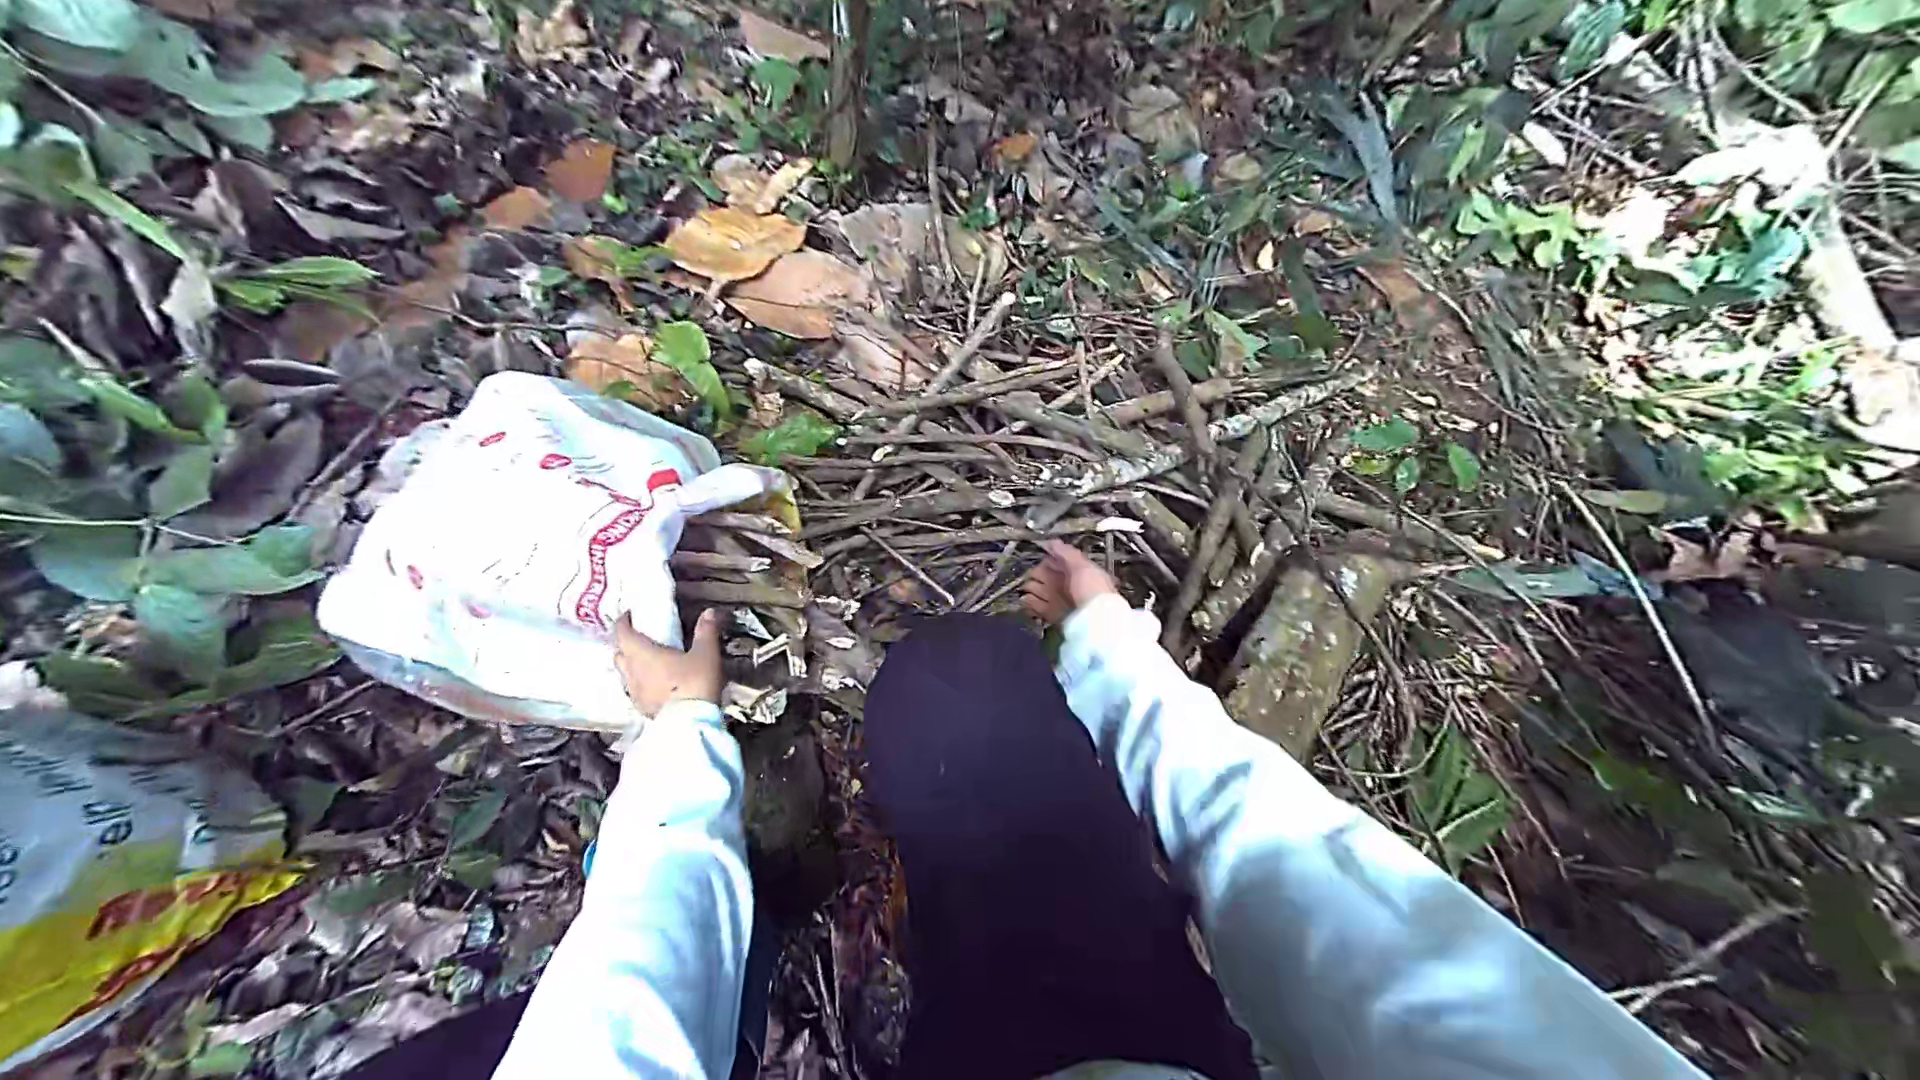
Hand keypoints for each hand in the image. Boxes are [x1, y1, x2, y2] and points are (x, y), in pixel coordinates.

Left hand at [615, 608, 723, 715]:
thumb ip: (705, 631)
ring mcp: (634, 692)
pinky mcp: (641, 708)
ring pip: (625, 672)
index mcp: (642, 654)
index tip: (631, 615)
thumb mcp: (705, 653)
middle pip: (619, 653)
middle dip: (626, 643)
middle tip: (641, 637)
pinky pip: (634, 689)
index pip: (622, 633)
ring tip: (649, 660)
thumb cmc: (695, 682)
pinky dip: (640, 682)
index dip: (623, 621)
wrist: (691, 723)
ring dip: (632, 664)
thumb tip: (709, 611)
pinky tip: (655, 683)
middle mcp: (632, 671)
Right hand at [1022, 540, 1118, 624]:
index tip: (1043, 558)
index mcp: (1076, 571)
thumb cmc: (1092, 589)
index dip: (1048, 559)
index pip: (1056, 561)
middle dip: (1037, 574)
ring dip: (1030, 587)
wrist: (1095, 620)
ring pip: (1036, 589)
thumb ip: (1066, 553)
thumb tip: (1052, 542)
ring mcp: (1057, 599)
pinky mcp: (1051, 614)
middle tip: (1036, 576)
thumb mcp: (1082, 565)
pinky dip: (1029, 603)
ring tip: (1030, 588)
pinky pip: (1035, 605)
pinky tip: (1026, 599)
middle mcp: (1066, 585)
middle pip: (1043, 574)